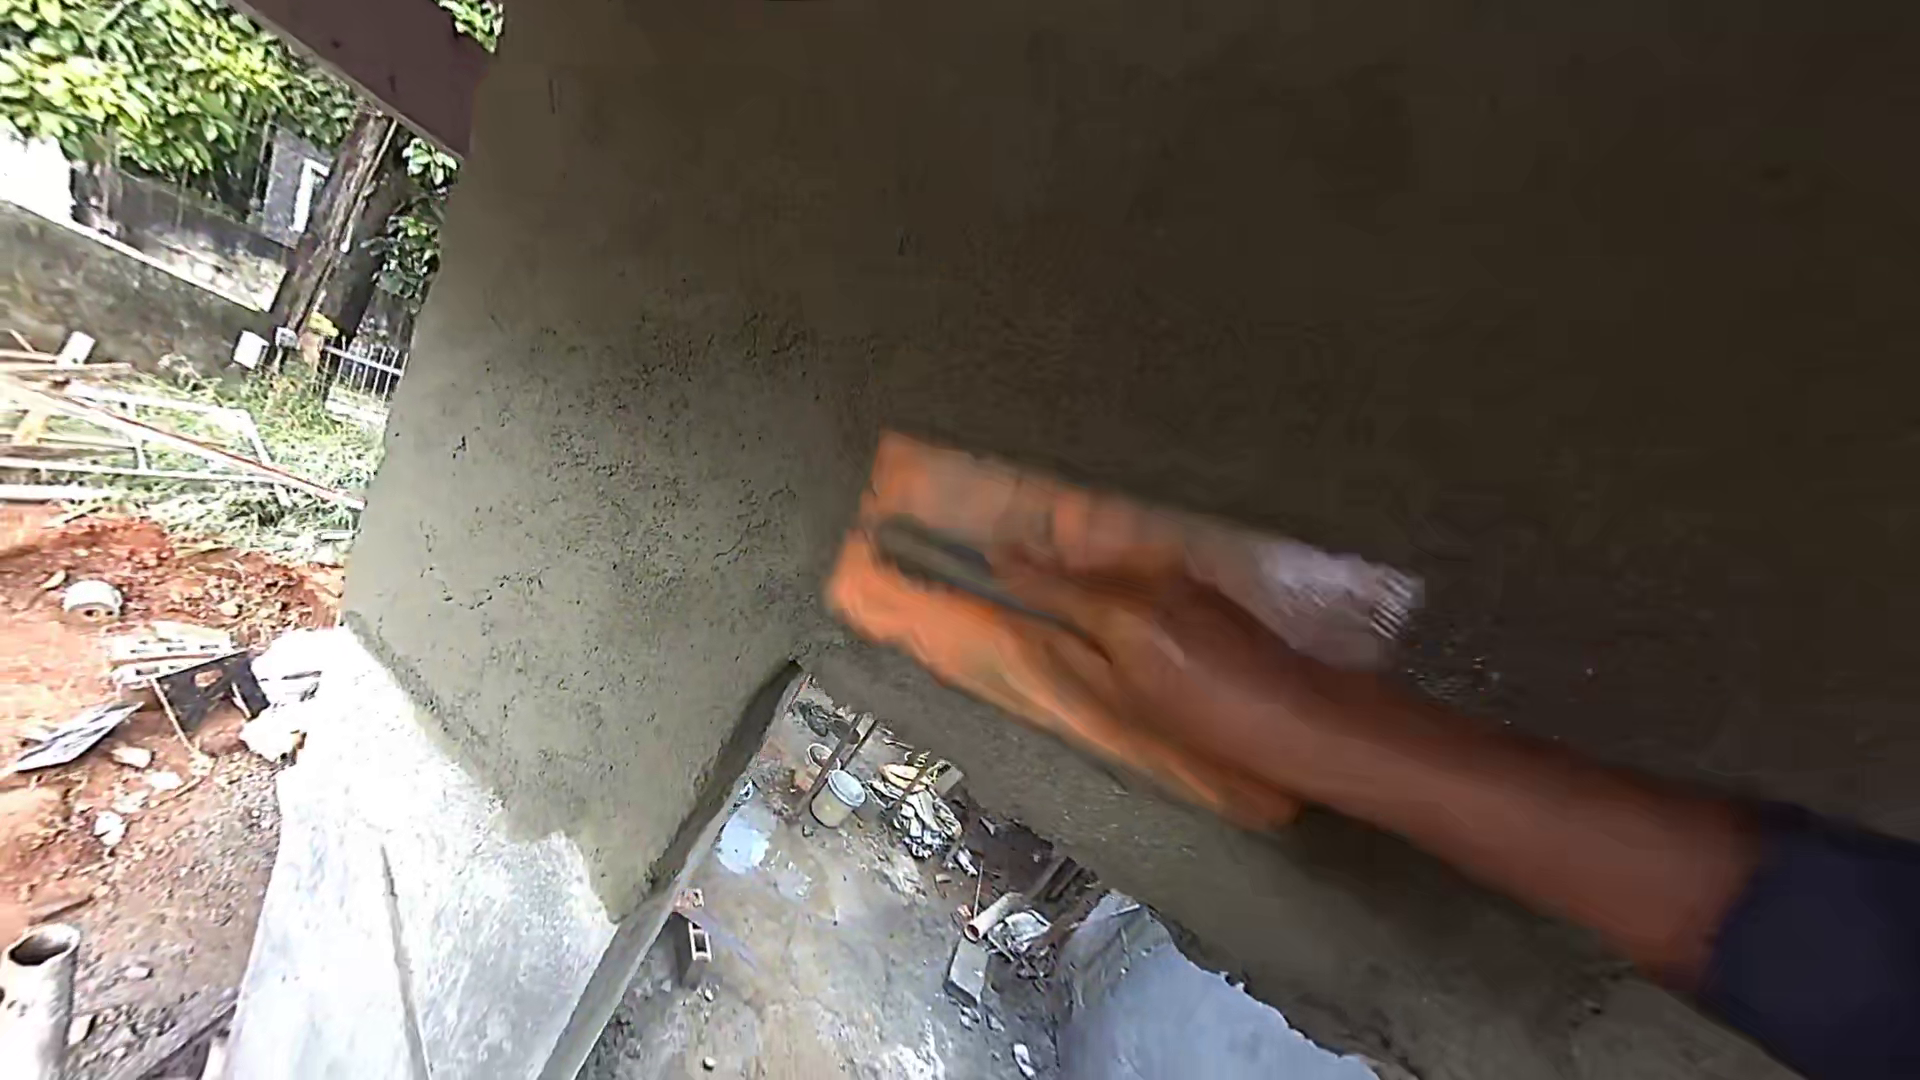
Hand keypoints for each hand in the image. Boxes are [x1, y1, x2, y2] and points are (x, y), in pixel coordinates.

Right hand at [992, 548, 1342, 784]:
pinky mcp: (1201, 579)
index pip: (1052, 584)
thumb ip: (1084, 656)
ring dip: (1081, 558)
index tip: (993, 554)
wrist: (1300, 714)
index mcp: (1120, 617)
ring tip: (1055, 557)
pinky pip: (1142, 564)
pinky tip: (1112, 577)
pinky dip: (1117, 567)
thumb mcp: (1132, 701)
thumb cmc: (1206, 722)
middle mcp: (1146, 581)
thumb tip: (1049, 627)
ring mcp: (1178, 574)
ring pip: (1112, 558)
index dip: (1020, 570)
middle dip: (1046, 555)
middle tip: (1014, 549)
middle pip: (1081, 561)